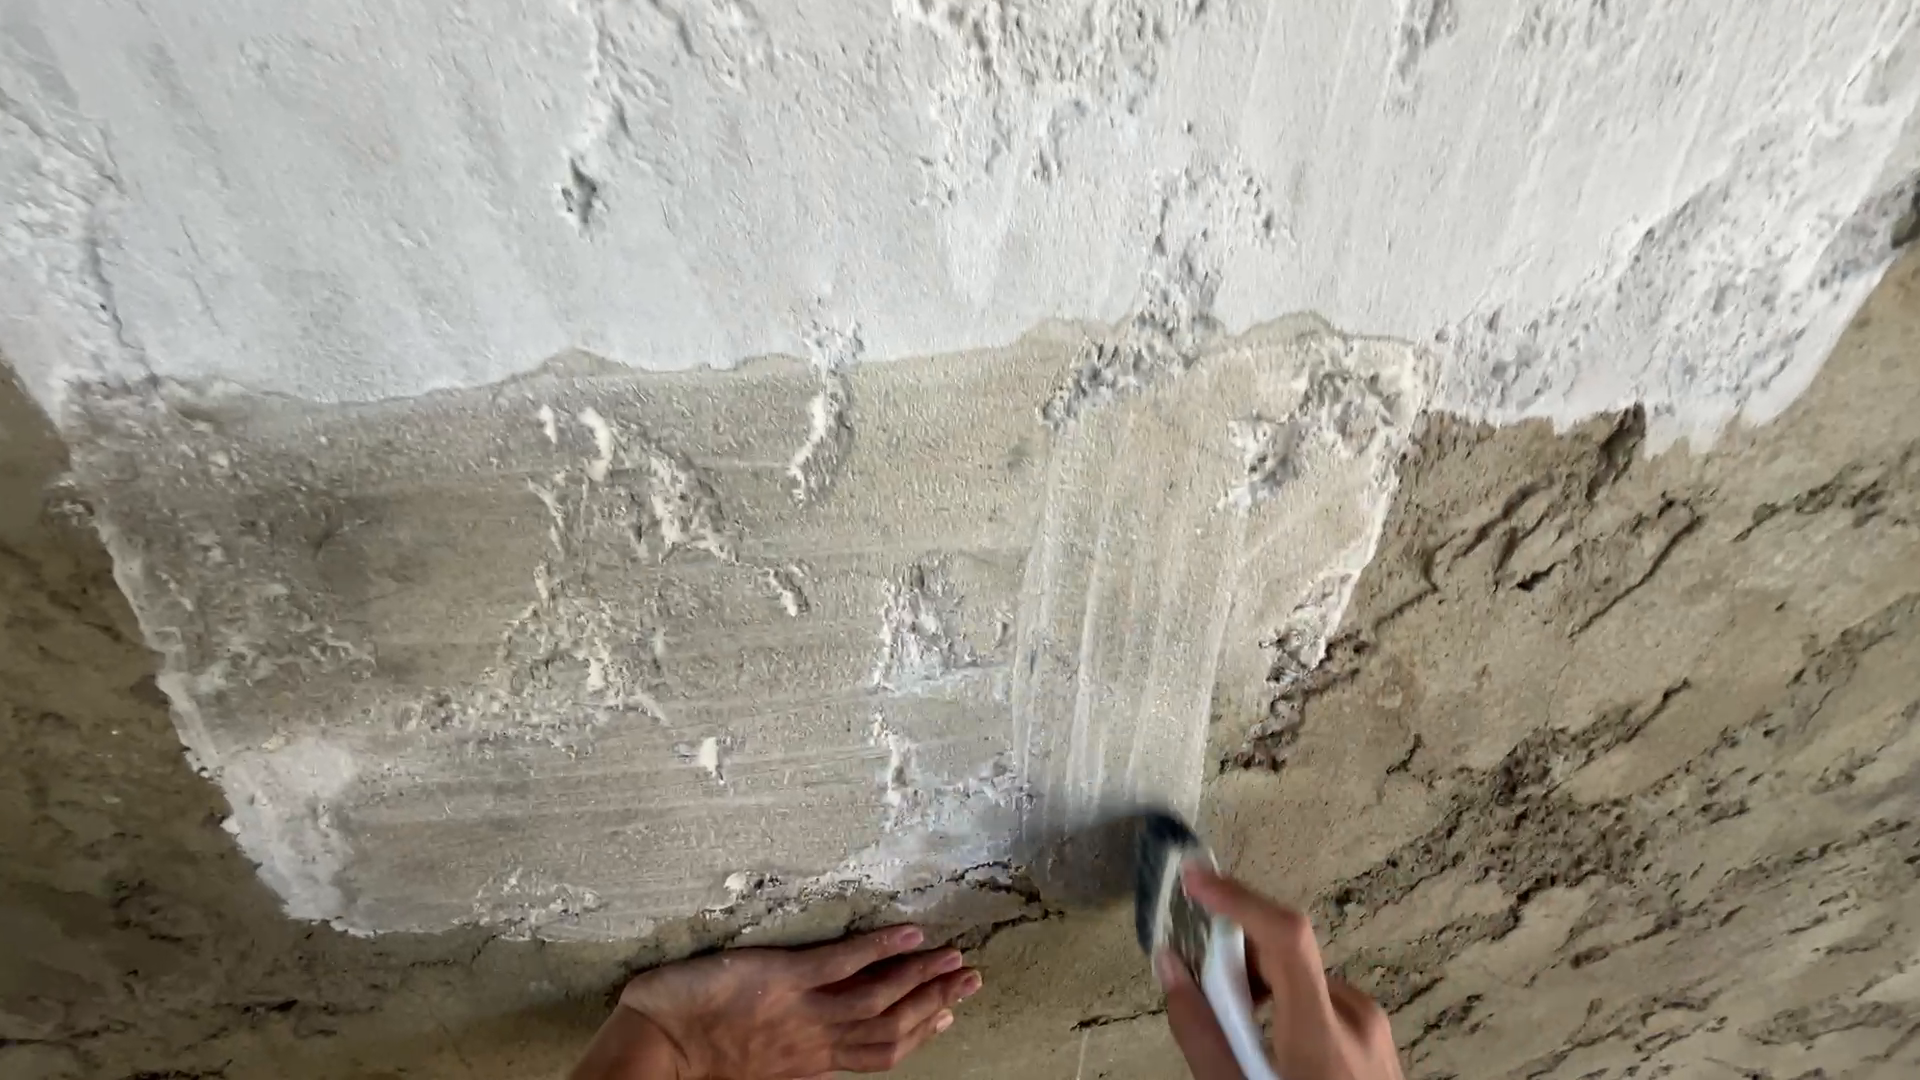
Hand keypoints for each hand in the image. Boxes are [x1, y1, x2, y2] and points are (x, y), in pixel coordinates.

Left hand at [574, 924, 982, 1079]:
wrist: (653, 1049)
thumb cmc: (695, 1056)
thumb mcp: (757, 1064)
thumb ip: (792, 1051)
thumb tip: (824, 1035)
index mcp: (811, 1064)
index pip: (880, 1053)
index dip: (920, 1034)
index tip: (949, 1015)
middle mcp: (817, 1043)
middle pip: (892, 1028)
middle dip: (936, 1004)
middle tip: (972, 980)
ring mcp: (805, 1011)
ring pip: (880, 1000)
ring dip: (923, 980)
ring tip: (957, 959)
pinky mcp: (786, 978)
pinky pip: (844, 965)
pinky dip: (881, 950)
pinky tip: (910, 936)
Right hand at [1158, 867, 1403, 1079]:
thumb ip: (1197, 1030)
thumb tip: (1167, 962)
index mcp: (1324, 1033)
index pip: (1284, 934)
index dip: (1237, 896)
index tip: (1192, 879)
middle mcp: (1358, 1019)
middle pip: (1284, 956)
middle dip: (1233, 961)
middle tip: (1201, 994)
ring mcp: (1374, 1033)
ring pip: (1298, 979)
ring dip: (1257, 989)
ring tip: (1236, 1039)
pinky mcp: (1378, 1046)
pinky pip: (1318, 1002)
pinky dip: (1281, 1007)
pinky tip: (1268, 1052)